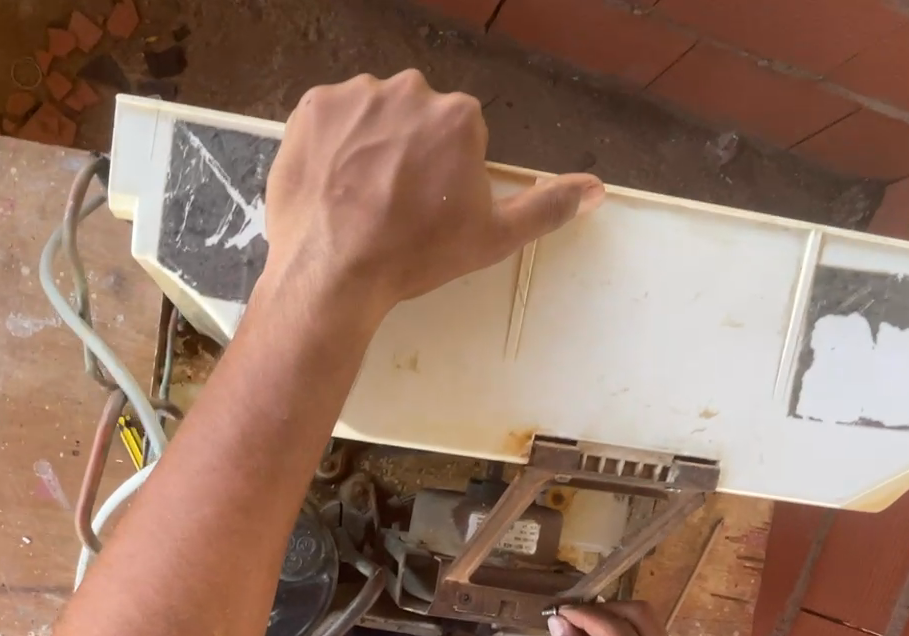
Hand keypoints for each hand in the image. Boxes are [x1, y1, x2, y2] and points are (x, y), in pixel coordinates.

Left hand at [263, 70, 603, 321]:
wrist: (335, 273)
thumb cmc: (415, 257)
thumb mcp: (492, 239)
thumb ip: (547, 207)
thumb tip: (597, 189)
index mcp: (460, 116)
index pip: (454, 140)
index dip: (439, 180)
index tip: (423, 212)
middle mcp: (412, 89)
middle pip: (412, 123)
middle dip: (404, 158)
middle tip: (387, 209)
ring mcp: (356, 95)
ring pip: (370, 119)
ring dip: (365, 151)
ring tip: (354, 201)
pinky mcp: (311, 107)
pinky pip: (327, 121)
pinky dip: (328, 148)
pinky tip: (327, 185)